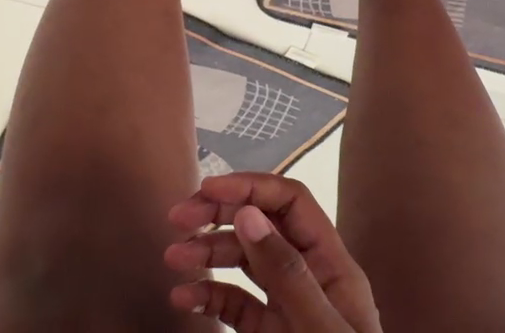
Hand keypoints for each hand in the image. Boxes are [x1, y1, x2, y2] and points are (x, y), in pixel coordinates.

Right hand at [164, 173, 380, 332]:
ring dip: (205, 253)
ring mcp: (287, 306)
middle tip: (177, 218)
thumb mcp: (320, 331)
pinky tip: (183, 299)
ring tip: (172, 259)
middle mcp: (308, 277)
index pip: (290, 202)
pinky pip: (233, 303)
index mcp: (332, 266)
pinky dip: (206, 295)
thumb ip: (287, 273)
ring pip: (241, 260)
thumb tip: (247, 214)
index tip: (206, 190)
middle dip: (217, 215)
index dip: (249, 187)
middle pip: (259, 224)